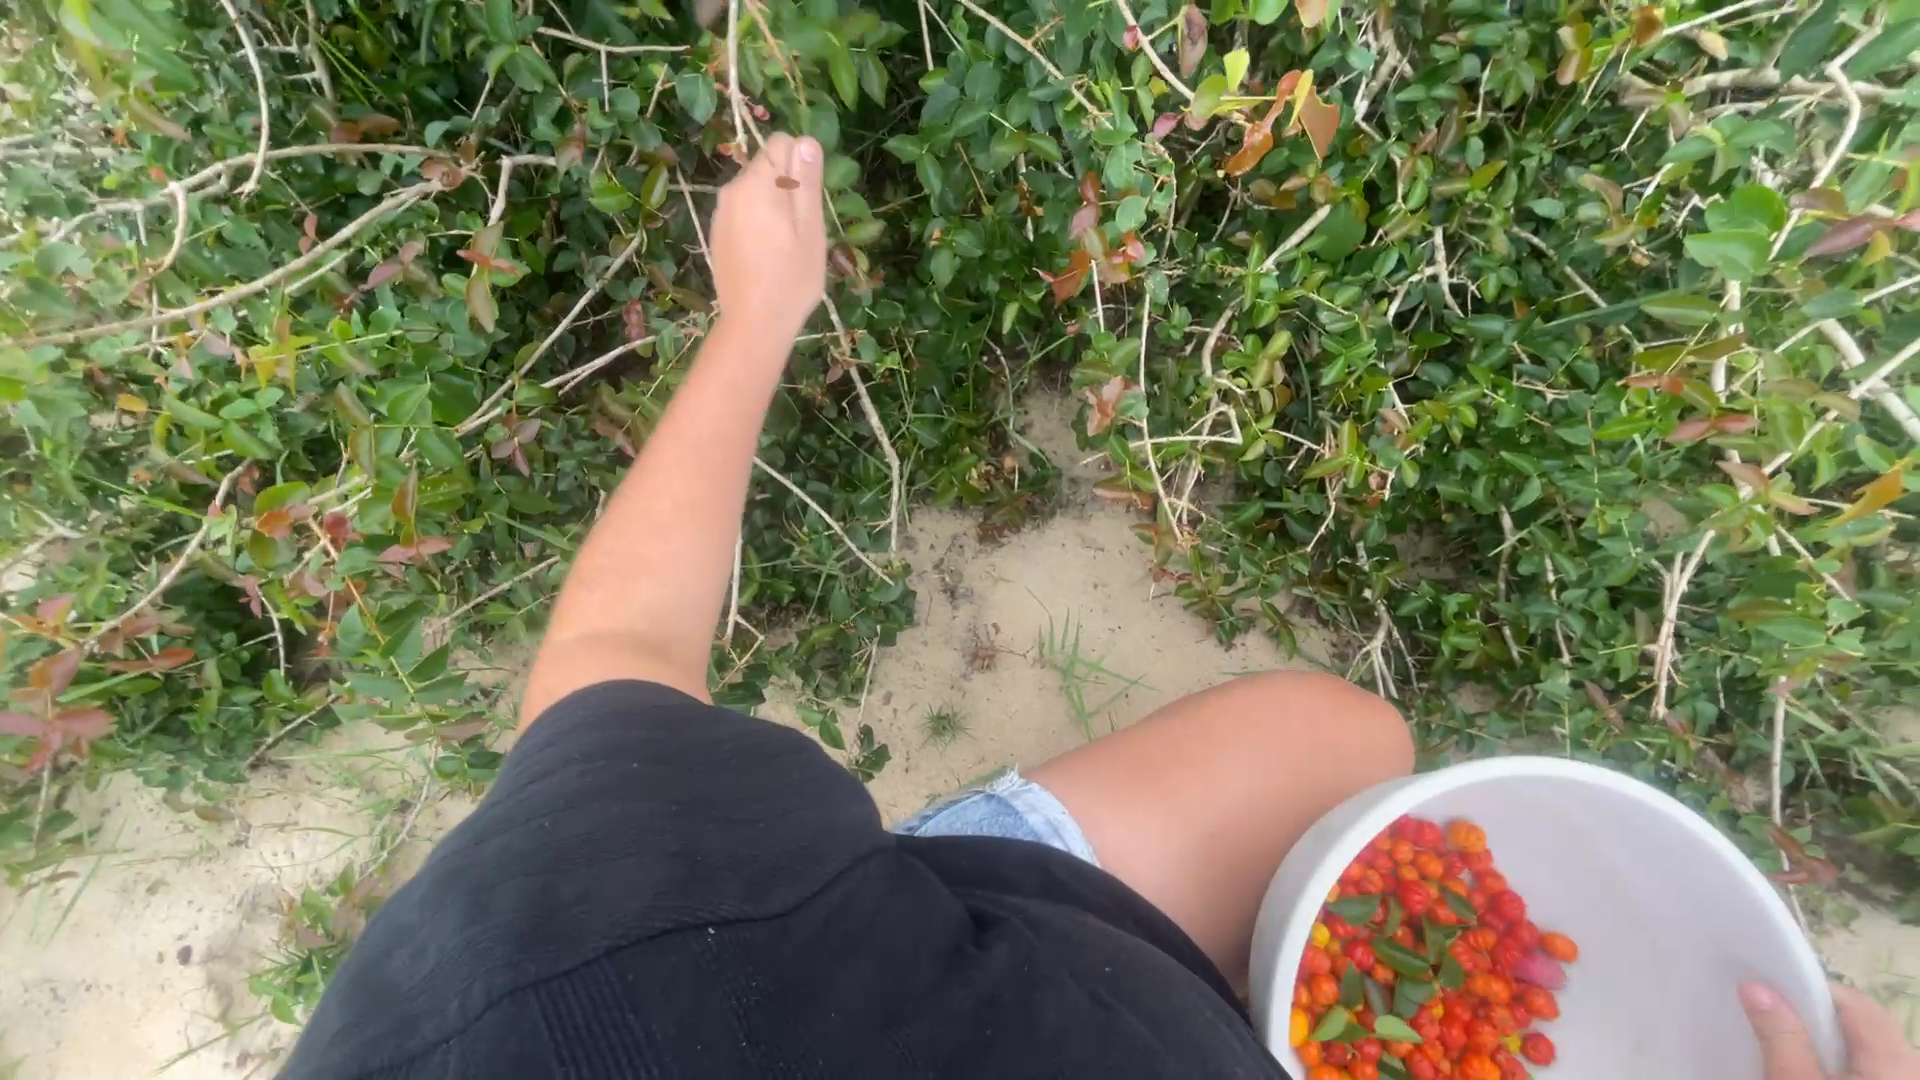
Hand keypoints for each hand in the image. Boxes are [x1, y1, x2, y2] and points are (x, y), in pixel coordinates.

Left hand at [710, 132, 826, 340]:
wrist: (754, 323)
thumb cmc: (791, 279)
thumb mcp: (810, 230)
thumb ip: (806, 183)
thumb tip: (806, 140)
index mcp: (757, 184)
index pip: (781, 143)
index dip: (802, 165)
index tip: (811, 202)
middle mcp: (732, 191)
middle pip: (767, 169)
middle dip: (788, 190)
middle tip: (803, 232)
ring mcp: (721, 214)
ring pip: (755, 194)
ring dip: (774, 210)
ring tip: (787, 248)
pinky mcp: (718, 234)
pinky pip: (744, 215)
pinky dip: (759, 226)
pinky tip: (768, 258)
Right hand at [1741, 980, 1917, 1079]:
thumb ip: (1779, 1034)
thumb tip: (1754, 985)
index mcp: (1897, 1058)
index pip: (1853, 1000)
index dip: (1807, 989)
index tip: (1766, 992)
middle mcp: (1915, 1068)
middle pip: (1862, 1023)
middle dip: (1815, 1018)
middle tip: (1773, 1024)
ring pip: (1867, 1048)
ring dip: (1827, 1044)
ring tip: (1792, 1053)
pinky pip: (1875, 1068)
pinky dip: (1843, 1064)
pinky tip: (1817, 1072)